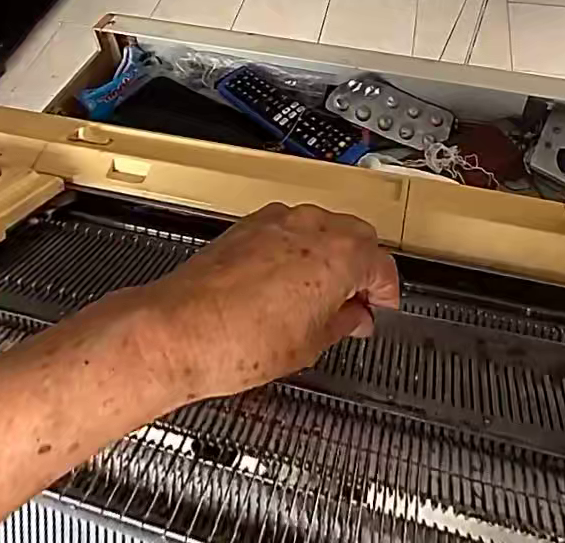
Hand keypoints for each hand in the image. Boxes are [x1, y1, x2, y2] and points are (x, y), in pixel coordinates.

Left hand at [99, 203, 400, 408]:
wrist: (177, 331)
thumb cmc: (238, 340)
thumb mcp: (310, 344)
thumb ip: (345, 322)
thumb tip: (356, 316)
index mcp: (342, 255)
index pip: (384, 265)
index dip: (387, 292)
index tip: (381, 306)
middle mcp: (317, 227)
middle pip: (361, 236)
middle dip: (363, 267)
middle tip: (355, 301)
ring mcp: (284, 220)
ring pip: (327, 226)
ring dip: (333, 252)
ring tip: (319, 291)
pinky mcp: (255, 222)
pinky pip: (293, 225)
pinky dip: (301, 245)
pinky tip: (287, 278)